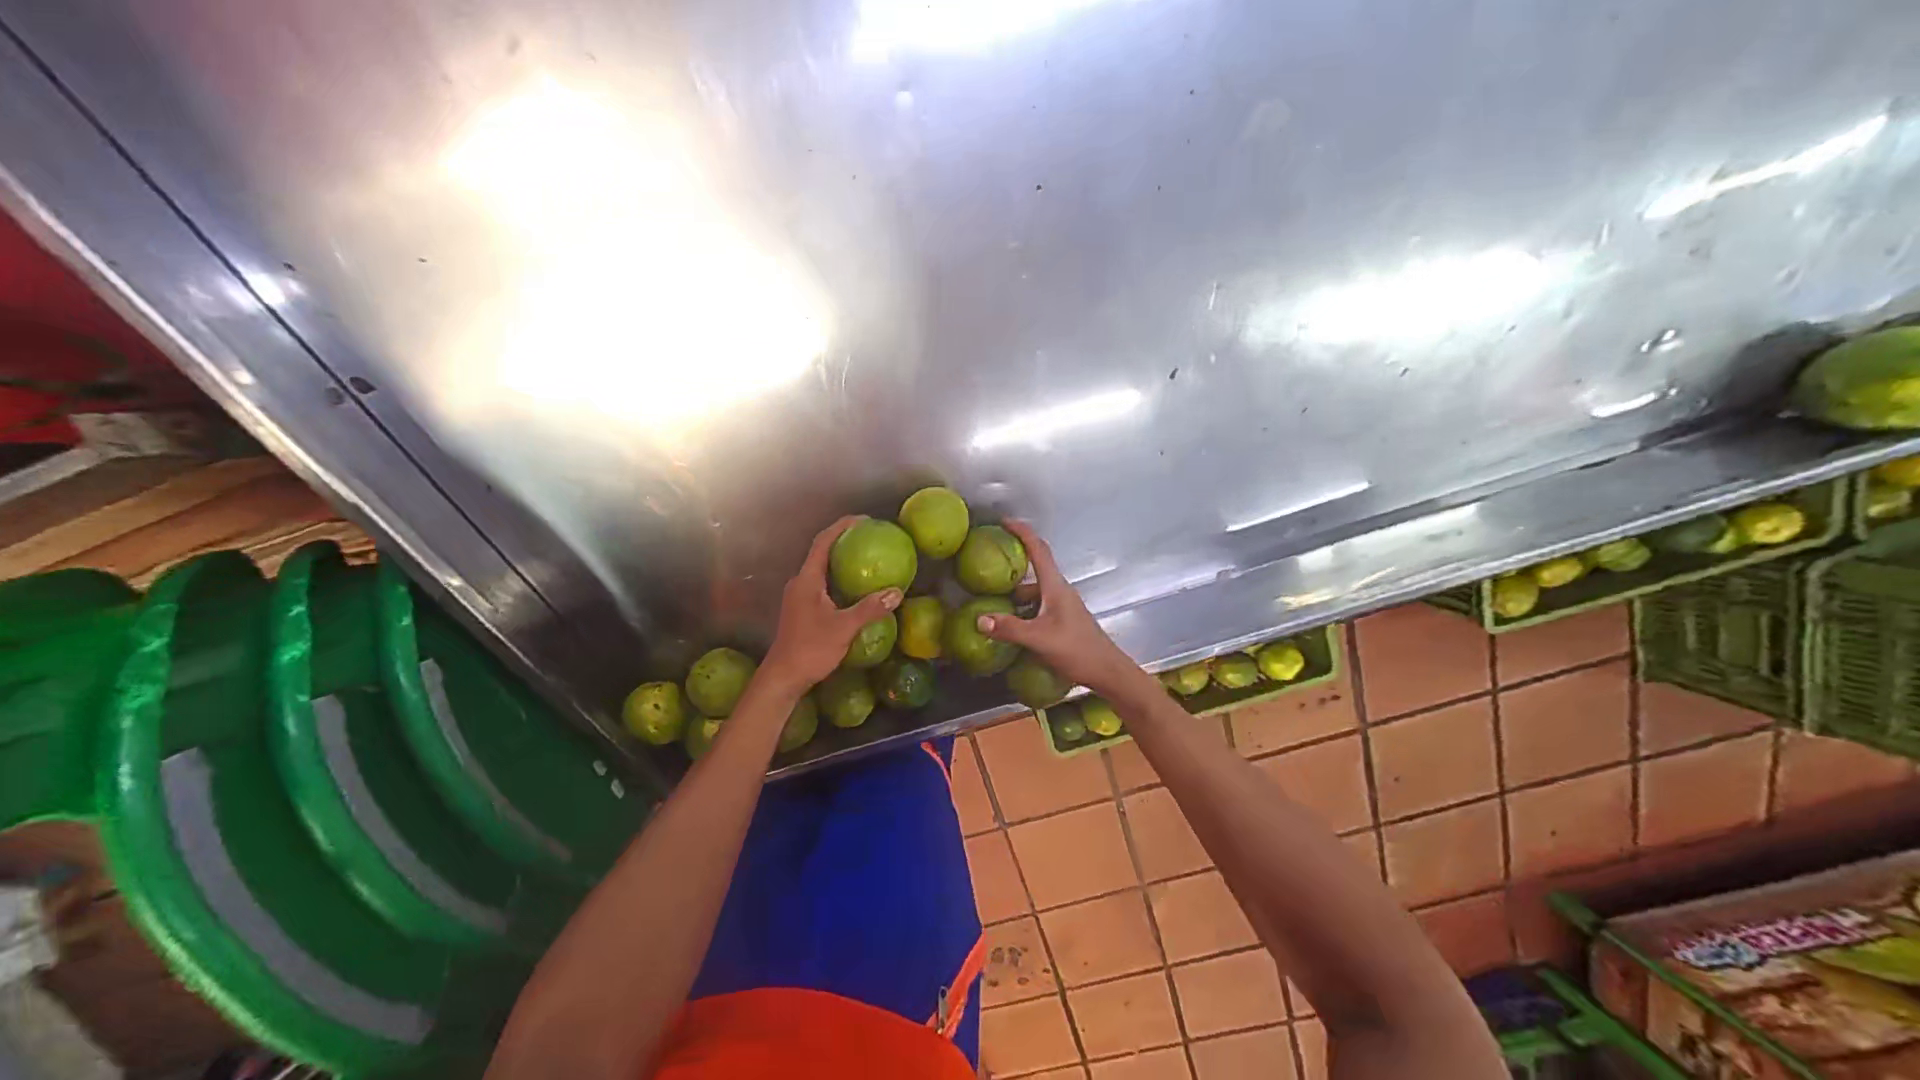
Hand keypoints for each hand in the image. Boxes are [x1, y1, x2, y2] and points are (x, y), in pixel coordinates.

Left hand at [759, 516, 902, 694]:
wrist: (783, 677)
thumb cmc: (810, 649)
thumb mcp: (844, 628)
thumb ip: (869, 609)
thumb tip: (896, 592)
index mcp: (807, 580)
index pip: (823, 543)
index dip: (841, 527)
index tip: (863, 520)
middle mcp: (800, 583)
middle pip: (821, 553)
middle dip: (844, 541)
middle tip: (869, 538)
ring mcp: (799, 597)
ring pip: (822, 570)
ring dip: (841, 561)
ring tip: (866, 559)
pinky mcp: (802, 610)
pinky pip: (822, 585)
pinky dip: (839, 580)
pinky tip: (856, 589)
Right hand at [975, 520, 1137, 693]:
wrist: (1107, 671)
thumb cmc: (1077, 650)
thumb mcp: (1039, 639)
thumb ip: (1010, 628)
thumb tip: (980, 619)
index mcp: (1055, 587)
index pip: (1038, 550)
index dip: (1022, 532)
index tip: (1004, 522)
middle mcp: (1060, 591)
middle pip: (1035, 569)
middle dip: (1013, 565)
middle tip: (990, 565)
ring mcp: (1063, 606)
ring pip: (1035, 591)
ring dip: (1016, 593)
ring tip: (993, 601)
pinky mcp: (1063, 620)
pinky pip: (1039, 606)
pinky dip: (1023, 609)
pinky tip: (1011, 624)